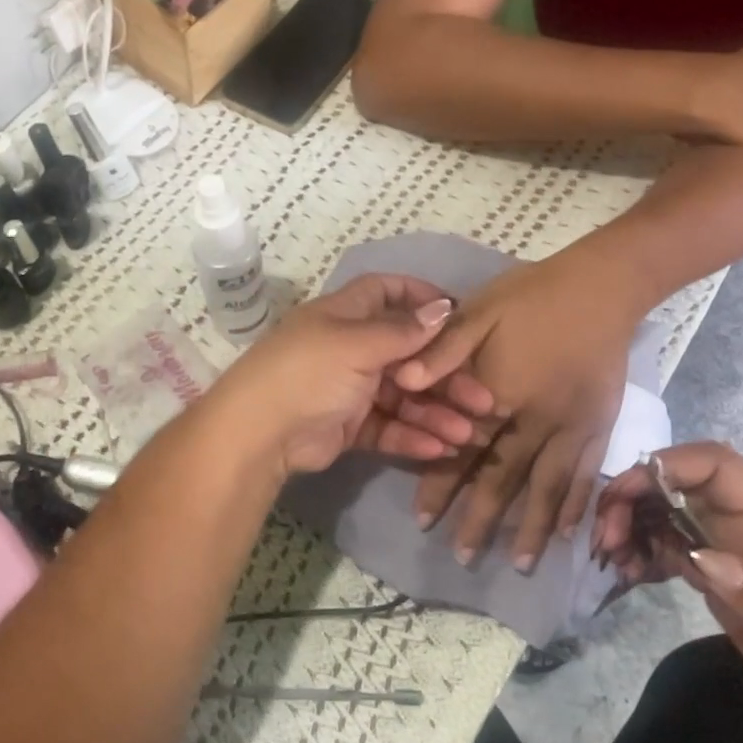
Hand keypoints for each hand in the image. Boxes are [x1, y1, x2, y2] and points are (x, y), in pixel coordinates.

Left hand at [211, 273, 497, 476]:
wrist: (259, 433)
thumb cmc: (308, 373)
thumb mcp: (356, 344)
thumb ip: (403, 331)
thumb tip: (444, 306)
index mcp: (343, 316)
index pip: (385, 292)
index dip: (419, 298)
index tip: (457, 314)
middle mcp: (347, 348)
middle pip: (406, 355)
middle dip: (444, 375)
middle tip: (483, 397)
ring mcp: (347, 389)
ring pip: (402, 397)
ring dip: (435, 413)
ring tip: (468, 433)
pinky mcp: (347, 426)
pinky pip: (387, 427)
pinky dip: (412, 436)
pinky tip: (440, 449)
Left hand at [393, 244, 640, 573]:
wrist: (605, 283)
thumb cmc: (531, 294)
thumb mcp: (478, 311)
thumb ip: (442, 350)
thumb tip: (405, 380)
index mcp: (499, 391)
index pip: (461, 446)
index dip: (441, 482)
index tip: (423, 519)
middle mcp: (535, 418)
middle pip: (503, 476)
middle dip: (482, 518)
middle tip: (465, 557)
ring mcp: (573, 425)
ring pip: (547, 485)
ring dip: (532, 526)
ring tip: (519, 564)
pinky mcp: (600, 424)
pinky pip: (586, 473)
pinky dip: (578, 504)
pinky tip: (573, 534)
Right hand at [592, 443, 742, 733]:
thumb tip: (698, 555)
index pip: (722, 469)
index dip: (672, 465)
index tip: (626, 492)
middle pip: (681, 489)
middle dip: (634, 500)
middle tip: (602, 538)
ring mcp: (733, 558)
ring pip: (668, 519)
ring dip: (630, 528)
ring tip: (607, 559)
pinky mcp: (721, 585)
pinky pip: (670, 554)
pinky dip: (641, 556)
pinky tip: (623, 573)